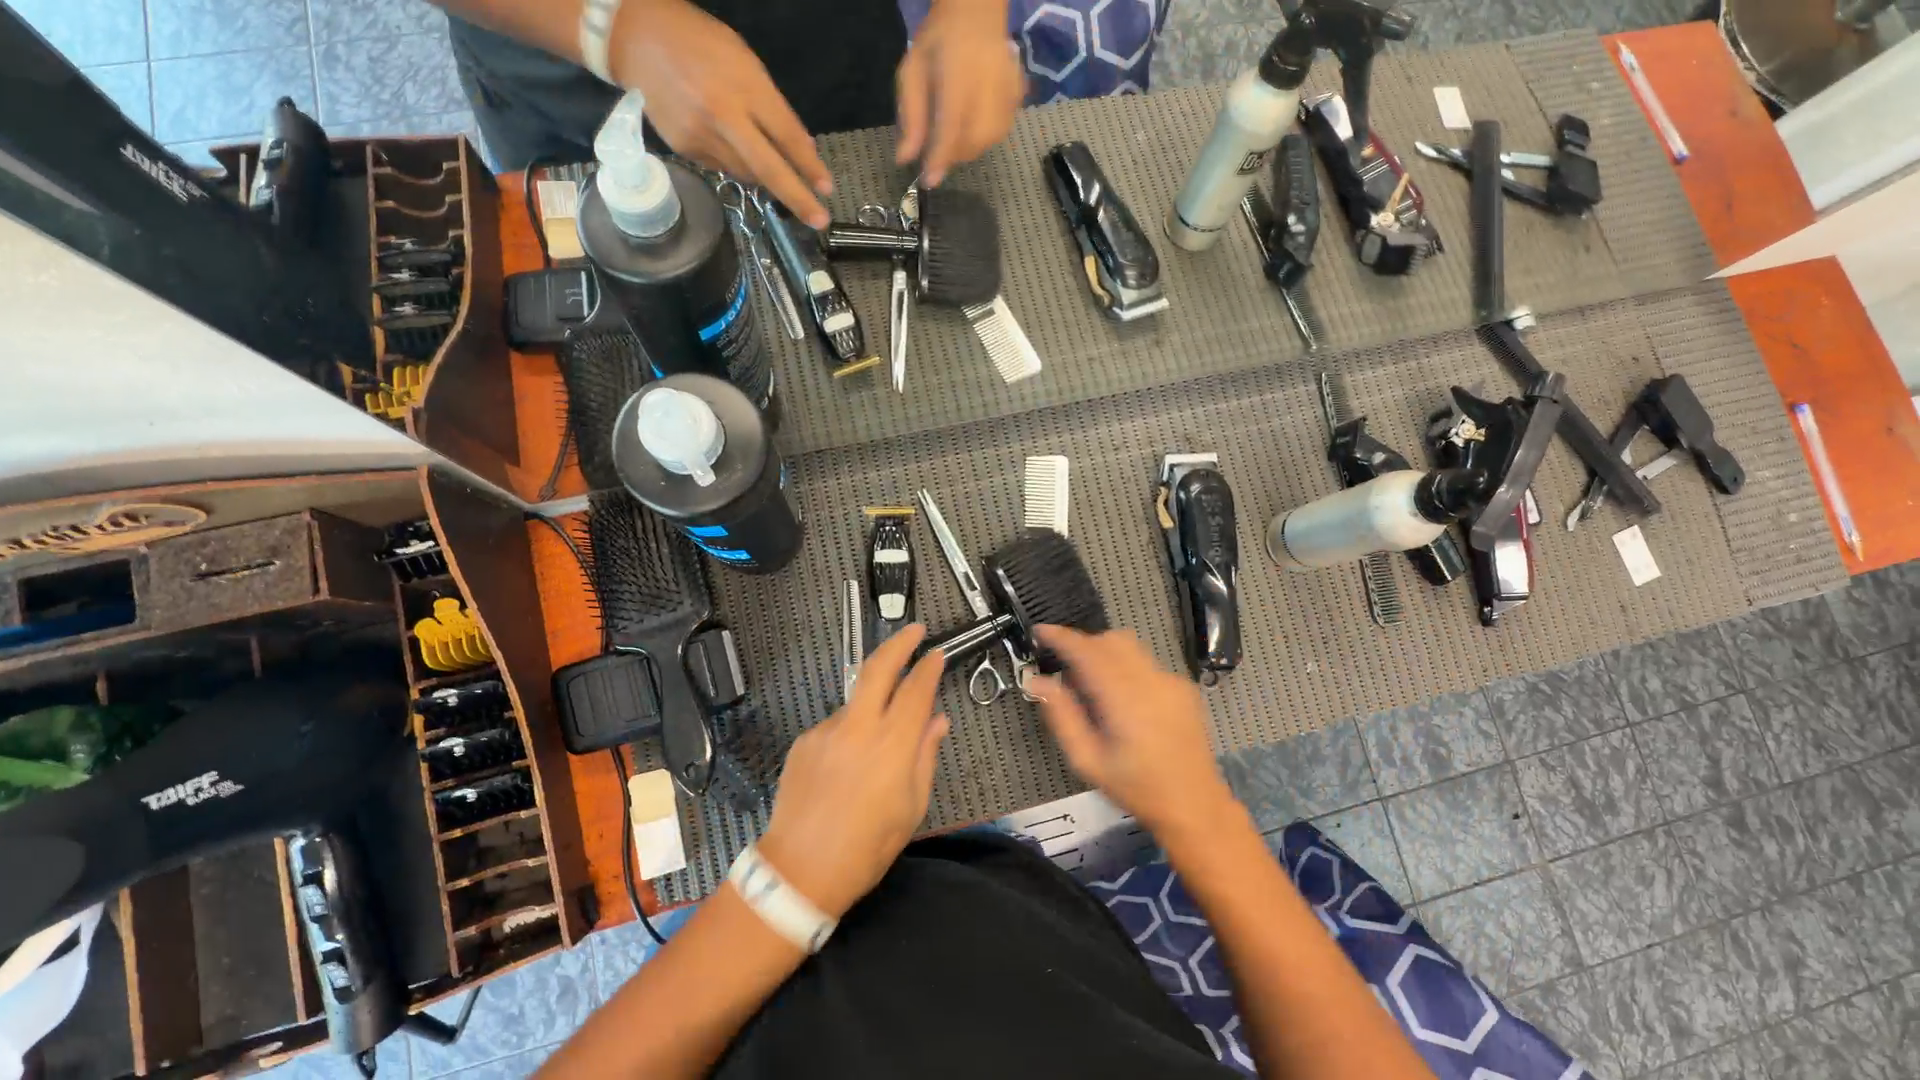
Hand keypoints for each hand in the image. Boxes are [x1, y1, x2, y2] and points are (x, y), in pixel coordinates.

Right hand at [608, 0, 831, 225]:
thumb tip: (799, 147)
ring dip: (763, 177)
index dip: (809, 167)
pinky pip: (721, 167)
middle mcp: (724, 117)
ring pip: (746, 173)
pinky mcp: (685, 149)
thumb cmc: (701, 43)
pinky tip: (726, 143)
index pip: (787, 137)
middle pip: (768, 169)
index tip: (827, 190)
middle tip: (819, 221)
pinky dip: (734, 163)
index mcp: (745, 88)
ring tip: (767, 166)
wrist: (637, 39)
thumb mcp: (746, 62)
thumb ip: (772, 105)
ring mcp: (701, 136)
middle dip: (797, 198)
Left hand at [756, 626, 948, 918]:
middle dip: (899, 643)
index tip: (938, 653)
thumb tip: (937, 721)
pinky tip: (849, 767)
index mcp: (892, 745)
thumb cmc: (869, 847)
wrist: (801, 869)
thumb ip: (925, 756)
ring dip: (872, 705)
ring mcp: (825, 731)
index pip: (915, 690)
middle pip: (877, 668)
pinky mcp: (803, 742)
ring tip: (878, 747)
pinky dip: (850, 732)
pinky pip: (835, 726)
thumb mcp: (912, 807)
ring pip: (856, 701)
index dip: (929, 667)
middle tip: (915, 631)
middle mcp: (857, 727)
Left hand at [895, 0, 1024, 185]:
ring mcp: (1008, 89)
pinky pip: (1003, 130)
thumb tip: (905, 159)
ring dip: (970, 149)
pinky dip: (986, 137)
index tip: (929, 181)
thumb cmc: (938, 43)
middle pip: (974, 139)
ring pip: (991, 139)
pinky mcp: (1019, 94)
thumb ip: (910, 116)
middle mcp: (988, 83)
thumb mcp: (911, 73)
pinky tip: (973, 124)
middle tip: (938, 155)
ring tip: (954, 140)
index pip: (951, 126)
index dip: (940, 158)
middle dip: (954, 155)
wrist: (976, 14)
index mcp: (957, 74)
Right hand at [1027, 626, 1238, 837]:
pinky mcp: (1183, 687)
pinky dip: (1125, 666)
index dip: (1061, 637)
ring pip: (1130, 645)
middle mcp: (1151, 681)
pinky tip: (1122, 700)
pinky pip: (1146, 662)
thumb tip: (1037, 681)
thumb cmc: (1136, 788)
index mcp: (1124, 700)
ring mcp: (1171, 681)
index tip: (1039, 632)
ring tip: (1092, 685)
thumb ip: (1061, 716)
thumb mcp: (1088, 761)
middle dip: (1083, 645)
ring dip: (1104, 653)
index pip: (1088, 652)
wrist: (1194, 804)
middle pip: (1110, 640)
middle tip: (1065, 672)